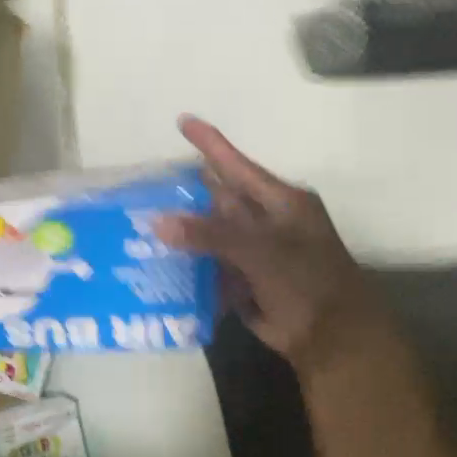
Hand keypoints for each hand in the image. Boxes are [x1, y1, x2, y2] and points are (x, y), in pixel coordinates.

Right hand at [155, 116, 386, 371]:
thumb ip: (211, 235)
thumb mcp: (262, 253)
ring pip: (200, 229)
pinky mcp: (234, 275)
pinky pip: (197, 259)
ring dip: (170, 227)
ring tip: (126, 218)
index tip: (184, 120)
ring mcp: (246, 249)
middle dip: (177, 189)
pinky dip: (174, 258)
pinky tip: (142, 257)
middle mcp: (261, 221)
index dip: (210, 144)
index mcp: (279, 204)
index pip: (235, 166)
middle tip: (135, 180)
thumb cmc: (310, 285)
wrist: (331, 336)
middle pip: (212, 197)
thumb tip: (155, 221)